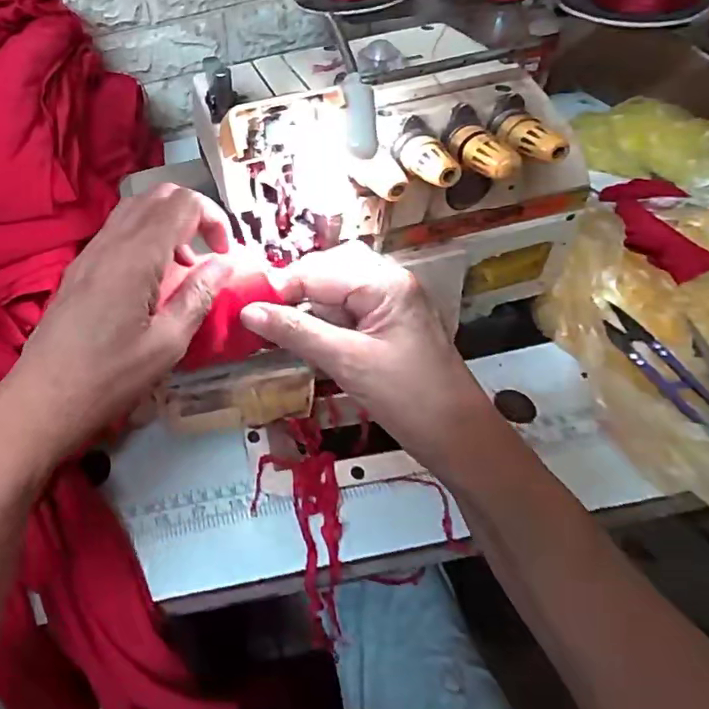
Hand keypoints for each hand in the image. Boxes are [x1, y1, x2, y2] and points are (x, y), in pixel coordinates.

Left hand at [0, 185, 235, 466]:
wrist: (40, 401)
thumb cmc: (109, 377)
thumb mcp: (167, 344)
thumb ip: (198, 296)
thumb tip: (223, 264)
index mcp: (137, 255)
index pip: (184, 204)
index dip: (214, 218)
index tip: (225, 255)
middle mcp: (111, 242)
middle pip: (158, 196)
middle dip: (193, 213)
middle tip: (209, 252)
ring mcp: (90, 252)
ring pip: (135, 209)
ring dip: (167, 223)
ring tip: (182, 265)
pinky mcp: (78, 268)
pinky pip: (117, 230)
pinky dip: (144, 236)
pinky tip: (150, 278)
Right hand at [239, 243, 498, 468]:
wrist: (461, 439)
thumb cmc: (410, 399)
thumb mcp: (348, 363)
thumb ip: (297, 332)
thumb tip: (249, 312)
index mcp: (385, 282)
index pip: (319, 269)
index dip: (281, 286)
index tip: (247, 310)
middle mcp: (390, 281)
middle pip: (328, 270)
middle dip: (294, 291)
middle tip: (262, 319)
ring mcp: (392, 302)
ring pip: (336, 289)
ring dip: (307, 306)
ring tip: (278, 329)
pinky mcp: (389, 324)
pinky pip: (349, 309)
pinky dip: (324, 320)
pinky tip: (305, 337)